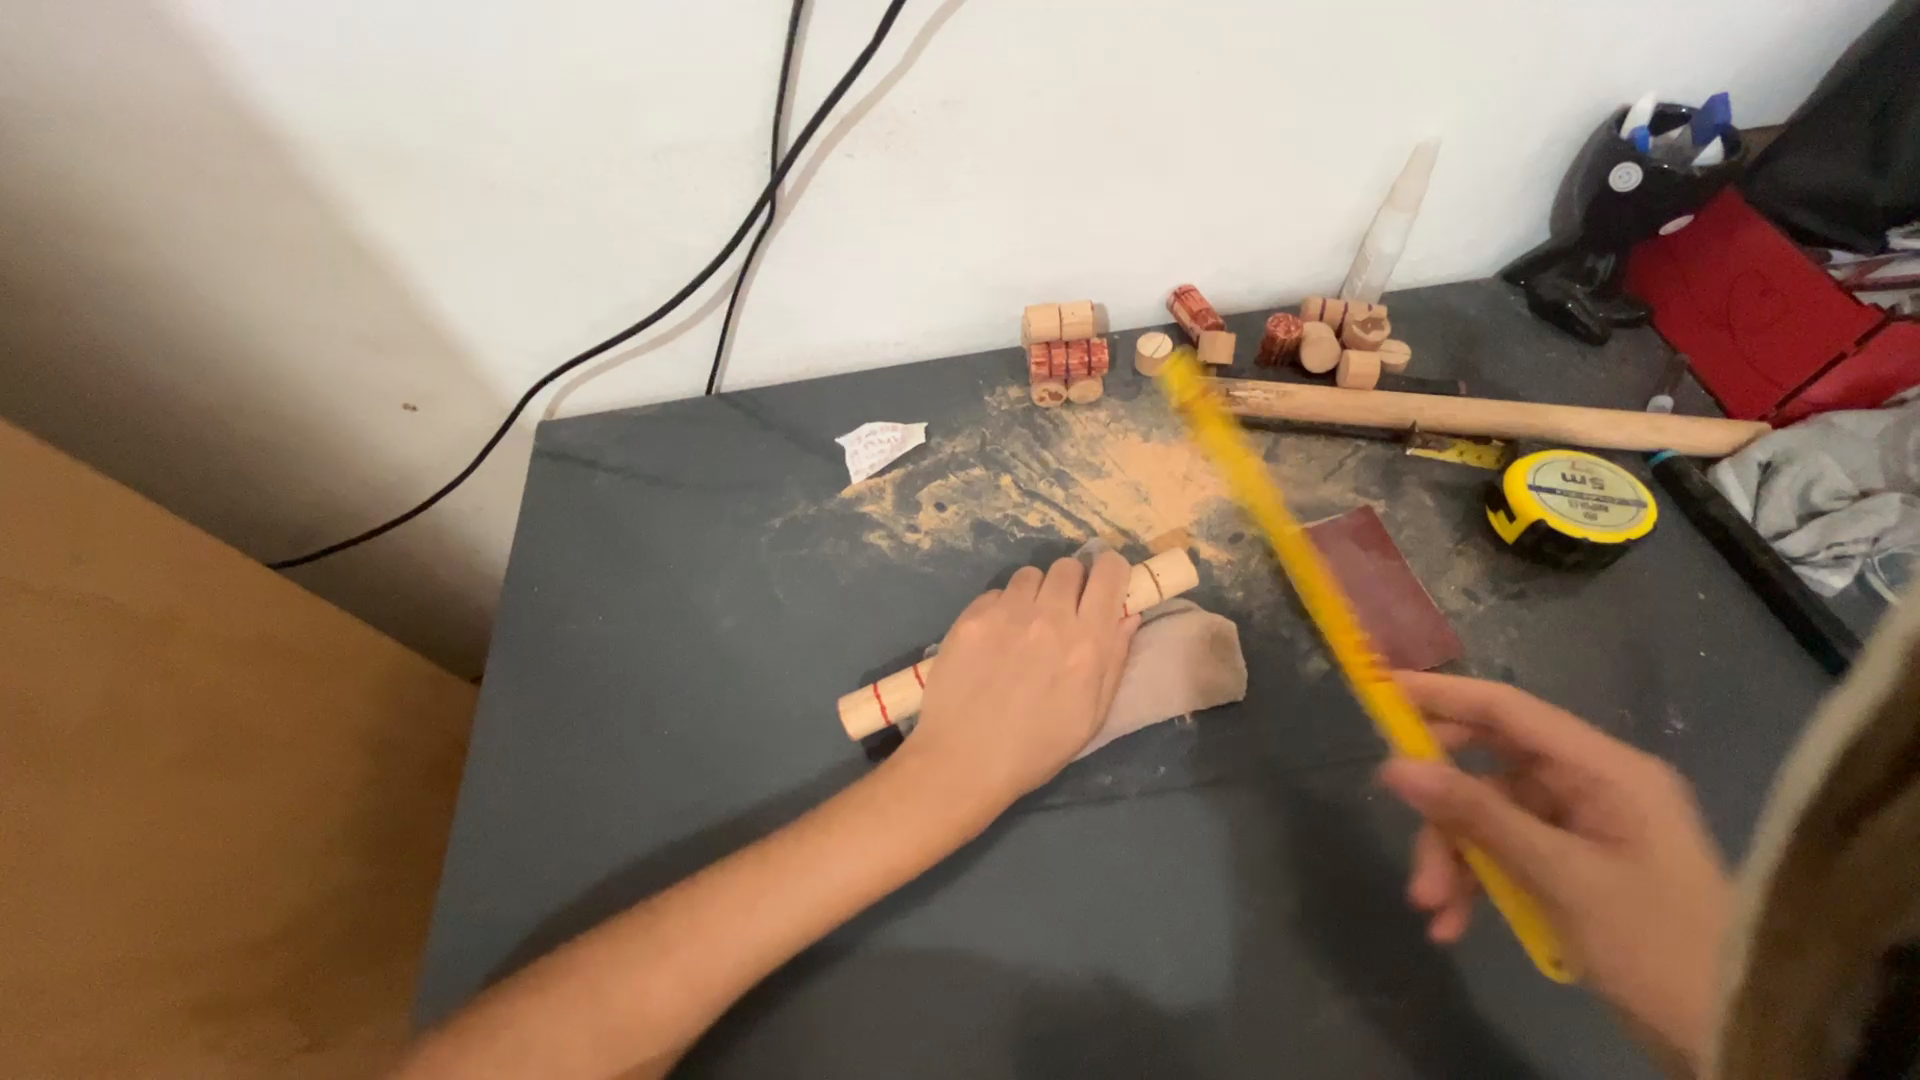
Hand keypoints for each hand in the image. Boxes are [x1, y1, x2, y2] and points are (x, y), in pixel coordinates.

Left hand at [901, 552, 1140, 808]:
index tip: (1105, 585)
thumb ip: (1114, 661)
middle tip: (1062, 612)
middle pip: (1068, 566)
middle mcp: (1050, 617)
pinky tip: (993, 640)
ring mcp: (1007, 614)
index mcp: (1088, 642)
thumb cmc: (1036, 749)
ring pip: (1030, 575)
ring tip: (1024, 626)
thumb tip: (1128, 615)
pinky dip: (1001, 608)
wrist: (964, 760)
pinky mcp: (971, 617)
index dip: (1111, 571)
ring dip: (1035, 593)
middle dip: (1072, 584)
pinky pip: (996, 593)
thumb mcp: (1092, 716)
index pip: (1110, 572)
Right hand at [1376, 672, 1730, 1072]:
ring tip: (1430, 906)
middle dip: (1440, 803)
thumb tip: (1392, 767)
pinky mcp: (1571, 864)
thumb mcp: (1561, 879)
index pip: (1507, 710)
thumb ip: (1476, 816)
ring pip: (1485, 816)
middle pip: (1486, 765)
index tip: (1377, 689)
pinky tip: (1451, 924)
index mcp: (1606, 771)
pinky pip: (1502, 853)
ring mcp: (1581, 826)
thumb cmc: (1661, 949)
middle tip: (1396, 814)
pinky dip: (1474, 883)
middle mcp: (1591, 786)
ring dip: (1452, 857)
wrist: (1743, 1044)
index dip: (1440, 695)